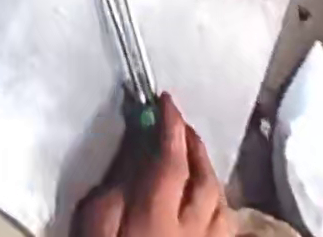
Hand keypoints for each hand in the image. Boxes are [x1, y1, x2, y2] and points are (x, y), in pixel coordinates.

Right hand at [78, 96, 231, 236]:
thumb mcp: (97, 220)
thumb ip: (119, 184)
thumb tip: (138, 150)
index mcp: (158, 217)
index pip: (172, 160)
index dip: (171, 125)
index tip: (165, 99)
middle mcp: (191, 234)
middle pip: (205, 180)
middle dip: (193, 144)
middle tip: (179, 122)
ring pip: (222, 205)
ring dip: (209, 172)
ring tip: (194, 154)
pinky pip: (225, 231)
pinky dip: (218, 205)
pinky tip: (207, 199)